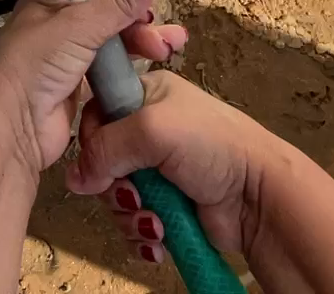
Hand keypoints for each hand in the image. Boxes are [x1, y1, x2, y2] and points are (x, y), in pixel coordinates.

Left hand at [0, 0, 187, 173]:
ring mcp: (64, 63)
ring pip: (110, 50)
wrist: (11, 128)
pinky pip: (107, 78)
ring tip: (170, 53)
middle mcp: (55, 30)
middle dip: (140, 28)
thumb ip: (118, 5)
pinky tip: (149, 76)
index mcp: (49, 4)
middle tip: (170, 42)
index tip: (152, 14)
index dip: (125, 2)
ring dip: (139, 49)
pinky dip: (127, 74)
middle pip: (107, 23)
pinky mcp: (74, 94)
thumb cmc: (37, 64)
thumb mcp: (79, 26)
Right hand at [68, 70, 287, 262]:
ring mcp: (159, 169)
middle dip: (113, 186)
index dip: (93, 139)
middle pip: (103, 160)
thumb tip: (74, 180)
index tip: (99, 162)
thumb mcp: (153, 129)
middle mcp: (149, 128)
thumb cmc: (211, 144)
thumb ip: (107, 146)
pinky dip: (142, 235)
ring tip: (154, 224)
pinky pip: (134, 222)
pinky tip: (158, 240)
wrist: (259, 195)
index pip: (98, 112)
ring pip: (117, 195)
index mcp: (147, 93)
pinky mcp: (168, 205)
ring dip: (130, 215)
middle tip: (134, 196)